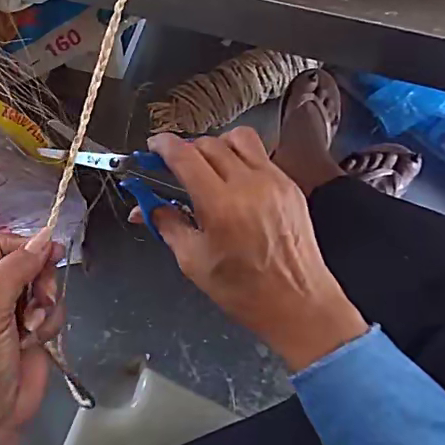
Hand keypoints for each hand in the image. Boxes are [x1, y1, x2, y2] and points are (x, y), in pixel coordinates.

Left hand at [0, 232, 65, 444]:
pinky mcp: (34, 329)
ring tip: (32, 329)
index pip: (0, 246)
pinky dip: (50, 323)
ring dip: (45, 304)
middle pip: (28, 262)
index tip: (51, 251)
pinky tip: (37, 341)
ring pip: (44, 285)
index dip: (26, 246)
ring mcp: (13, 311)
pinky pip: (53, 308)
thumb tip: (44, 236)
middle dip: (39, 279)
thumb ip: (16, 271)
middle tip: (41, 298)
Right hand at [139, 130, 367, 371]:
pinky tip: (233, 182)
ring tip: (207, 167)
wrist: (298, 305)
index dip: (163, 145)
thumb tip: (146, 208)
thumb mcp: (194, 261)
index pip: (185, 155)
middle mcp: (249, 186)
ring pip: (238, 139)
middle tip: (174, 167)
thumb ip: (167, 225)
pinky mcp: (290, 186)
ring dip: (216, 145)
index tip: (154, 146)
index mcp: (221, 206)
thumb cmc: (247, 291)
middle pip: (208, 143)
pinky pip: (261, 156)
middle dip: (185, 150)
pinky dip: (241, 159)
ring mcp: (274, 182)